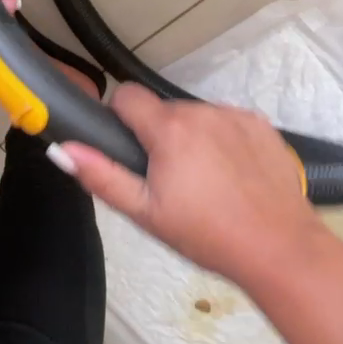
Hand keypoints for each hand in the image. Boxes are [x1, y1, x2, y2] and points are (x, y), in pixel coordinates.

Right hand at [55, 84, 325, 282]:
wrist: (280, 248)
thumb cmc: (206, 235)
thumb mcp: (146, 213)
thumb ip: (101, 176)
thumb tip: (62, 148)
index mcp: (169, 128)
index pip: (126, 95)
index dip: (120, 118)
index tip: (129, 149)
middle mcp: (201, 110)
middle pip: (163, 110)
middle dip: (158, 136)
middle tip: (169, 180)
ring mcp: (235, 115)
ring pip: (196, 116)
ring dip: (191, 138)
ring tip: (204, 182)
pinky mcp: (262, 125)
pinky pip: (227, 122)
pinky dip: (223, 141)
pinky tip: (232, 176)